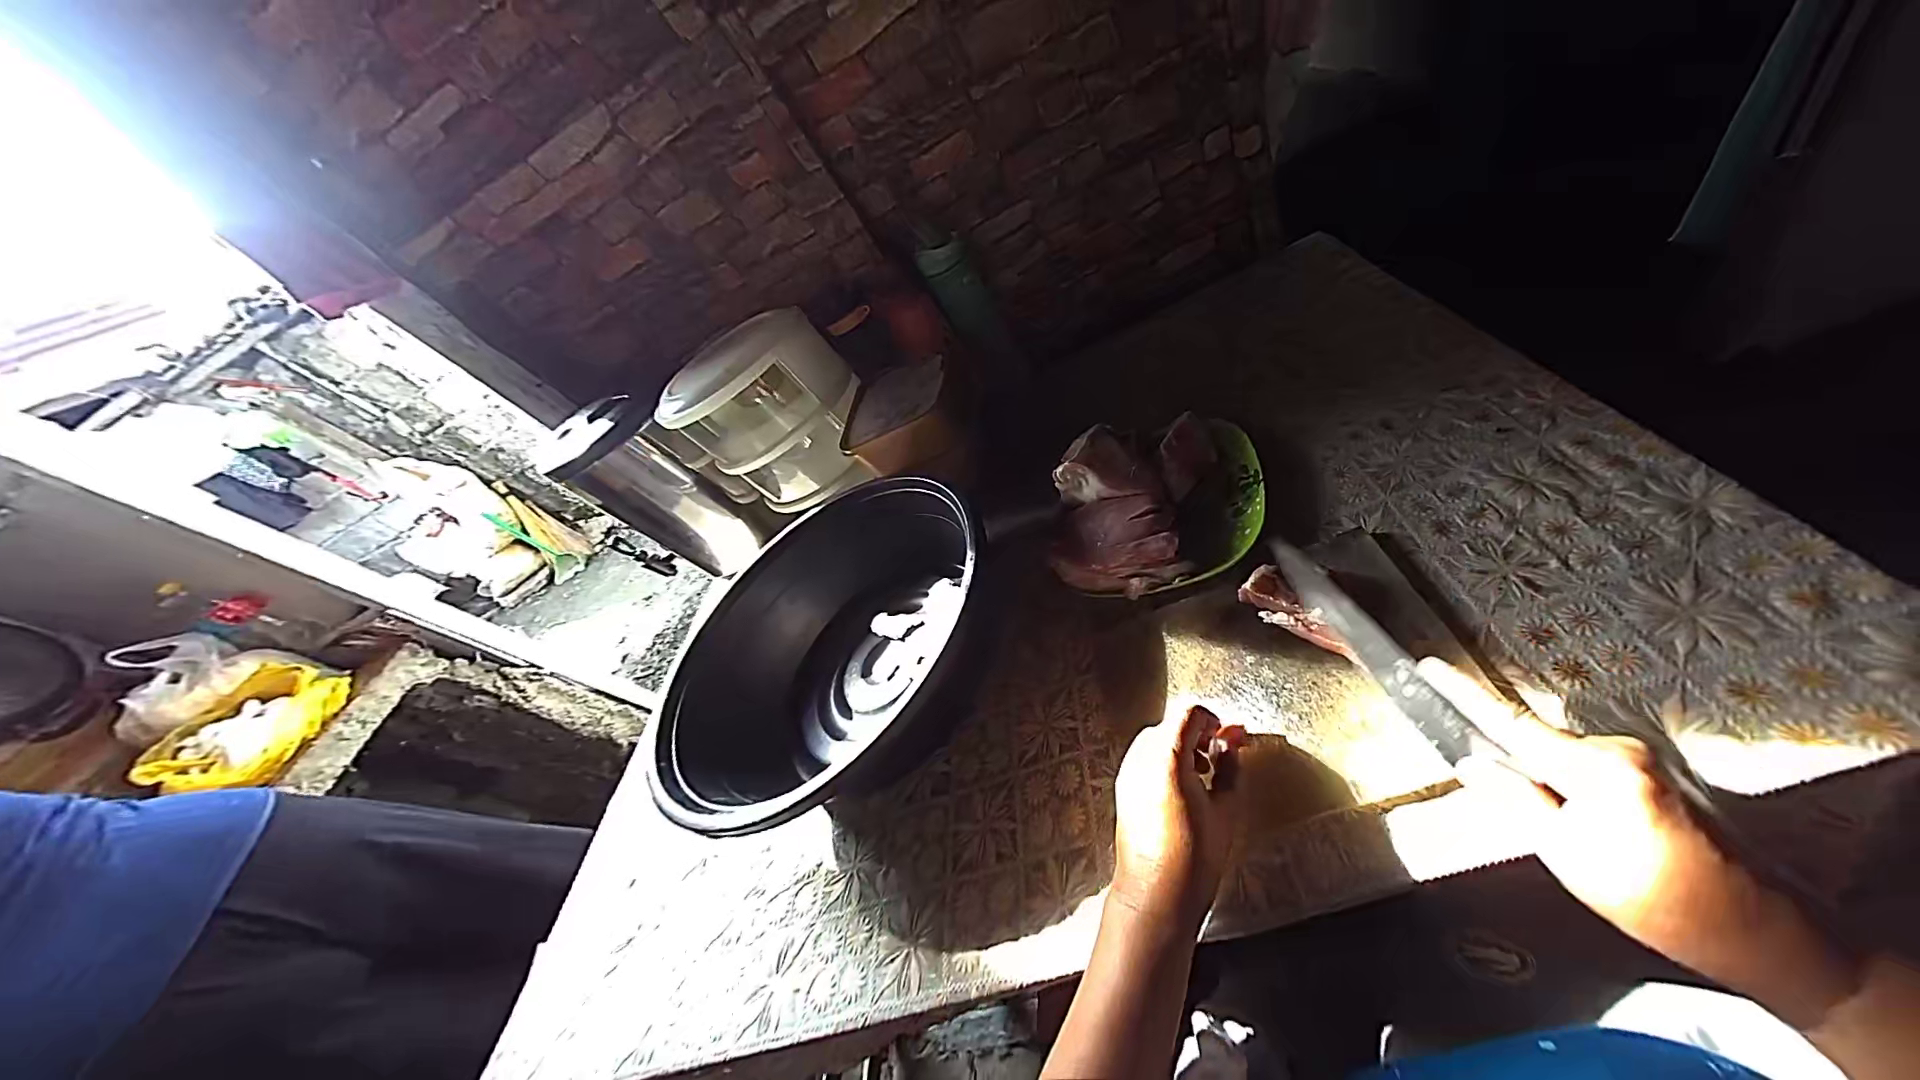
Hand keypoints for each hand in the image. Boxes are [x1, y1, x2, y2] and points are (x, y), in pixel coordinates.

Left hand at [1110, 705, 1245, 927]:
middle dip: (1198, 734)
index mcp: (1167, 756)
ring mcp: (1128, 771)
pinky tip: (1183, 789)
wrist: (1156, 893)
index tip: (1229, 738)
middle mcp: (1141, 757)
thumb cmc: (1195, 856)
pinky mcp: (1123, 787)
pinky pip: (1145, 758)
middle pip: (1171, 725)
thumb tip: (1234, 738)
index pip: (1189, 715)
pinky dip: (1165, 761)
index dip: (1213, 721)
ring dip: (1181, 746)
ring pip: (1157, 740)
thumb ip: (1230, 765)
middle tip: (1221, 756)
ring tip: (1204, 775)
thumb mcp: (1225, 808)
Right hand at [1416, 658, 1764, 960]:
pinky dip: (1574, 793)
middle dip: (1515, 767)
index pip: (1510, 721)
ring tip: (1572, 840)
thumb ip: (1514, 800)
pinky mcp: (1657, 773)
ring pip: (1562, 760)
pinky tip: (1595, 835)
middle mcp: (1625, 749)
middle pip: (1537, 742)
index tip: (1431, 667)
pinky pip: (1589, 771)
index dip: (1463, 694)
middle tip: (1527, 815)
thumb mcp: (1567, 854)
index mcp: (1600, 765)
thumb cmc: (1663, 900)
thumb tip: (1472, 763)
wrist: (1769, 933)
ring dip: (1549, 787)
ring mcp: (1646, 759)